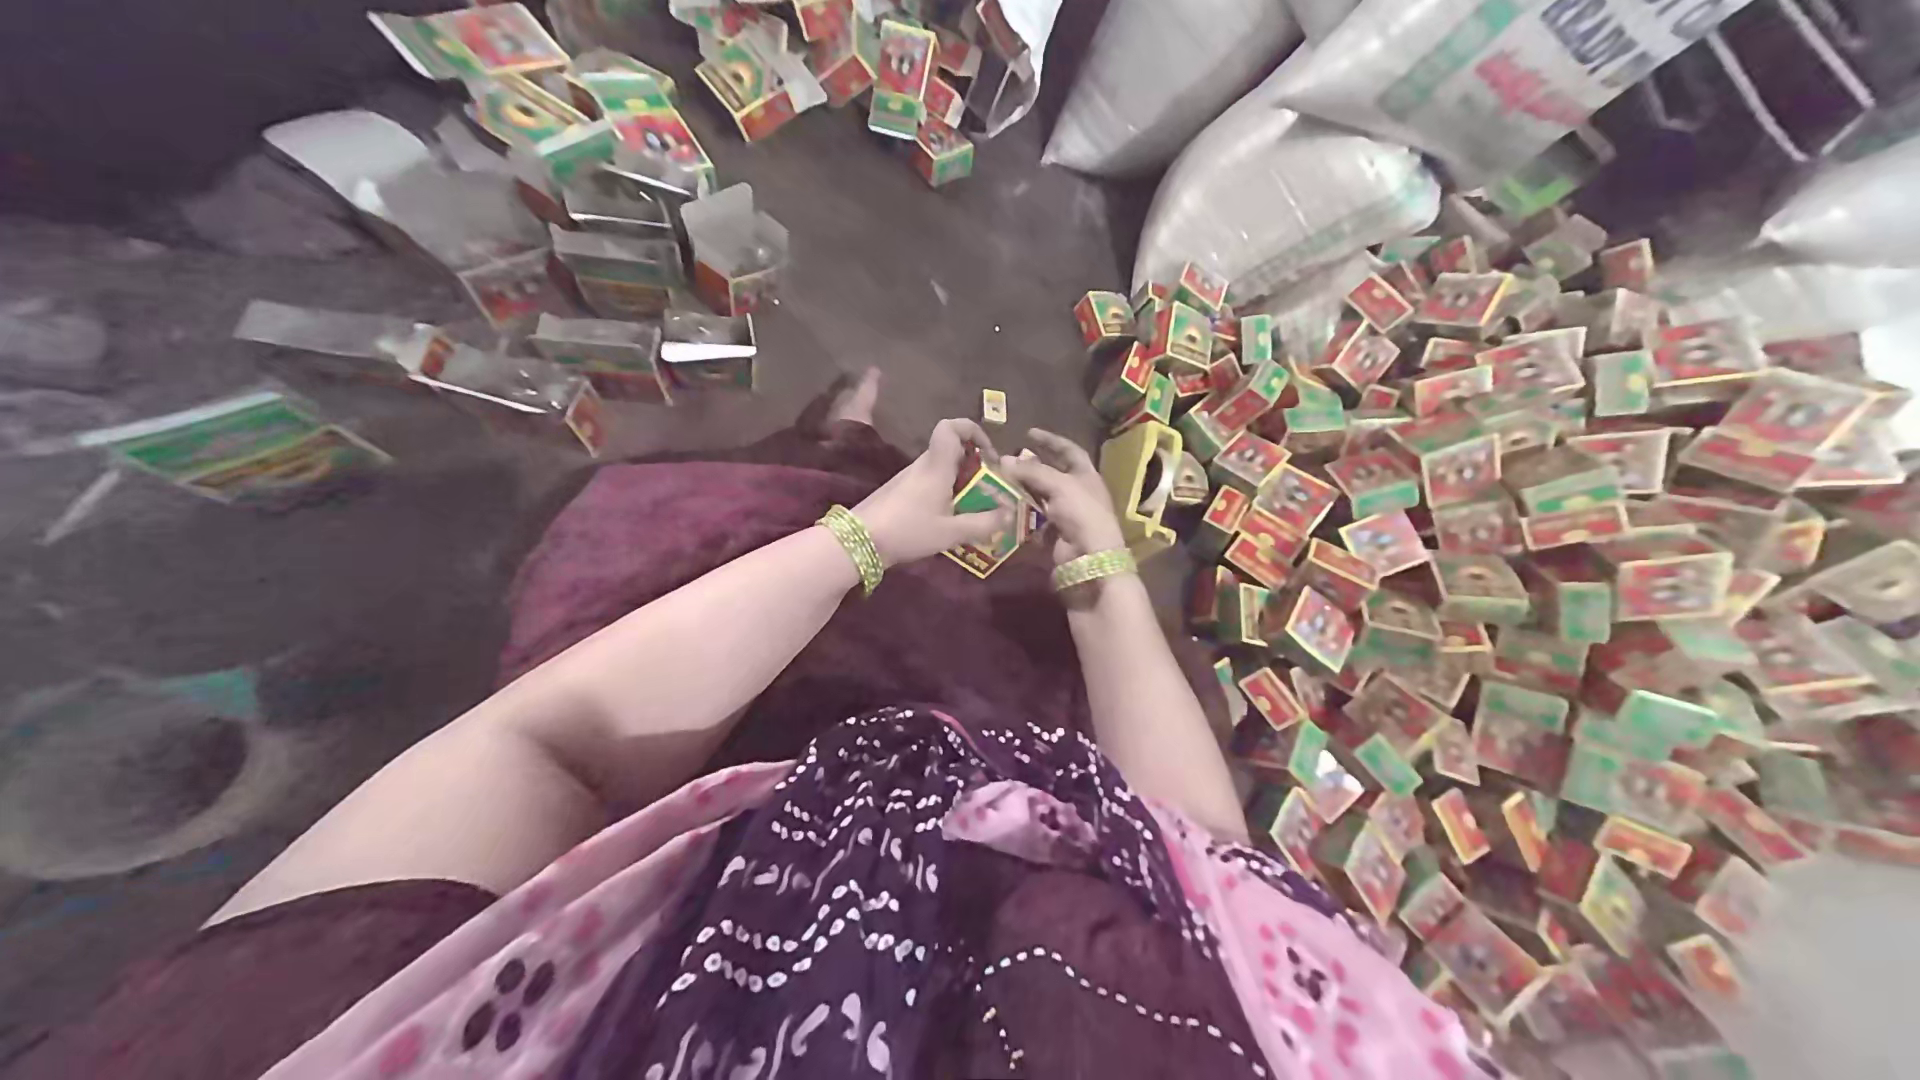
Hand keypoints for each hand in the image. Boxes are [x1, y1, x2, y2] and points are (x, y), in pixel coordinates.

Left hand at [852, 418, 1012, 567]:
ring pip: (942, 467)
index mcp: (936, 465)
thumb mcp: (951, 532)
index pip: (951, 426)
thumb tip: (1009, 514)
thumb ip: (983, 523)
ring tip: (975, 507)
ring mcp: (909, 477)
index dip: (973, 430)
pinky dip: (946, 492)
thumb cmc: (908, 530)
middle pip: (952, 449)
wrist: (859, 541)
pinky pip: (931, 482)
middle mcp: (923, 465)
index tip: (989, 454)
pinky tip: (950, 516)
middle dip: (975, 464)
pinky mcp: (900, 491)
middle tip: (990, 489)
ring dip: (961, 480)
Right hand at [998, 428, 1126, 565]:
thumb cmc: (1081, 513)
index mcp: (1086, 475)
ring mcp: (1065, 512)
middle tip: (1009, 459)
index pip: (1068, 450)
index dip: (1050, 440)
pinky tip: (1005, 504)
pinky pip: (1034, 516)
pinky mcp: (1053, 531)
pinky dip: (1021, 510)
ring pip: (1040, 495)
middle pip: (1052, 472)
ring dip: (1022, 488)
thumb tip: (1004, 460)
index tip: (1029, 433)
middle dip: (1031, 465)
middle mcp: (1077, 491)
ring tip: (1002, 480)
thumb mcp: (1059, 484)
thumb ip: (1032, 471)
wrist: (1088, 557)